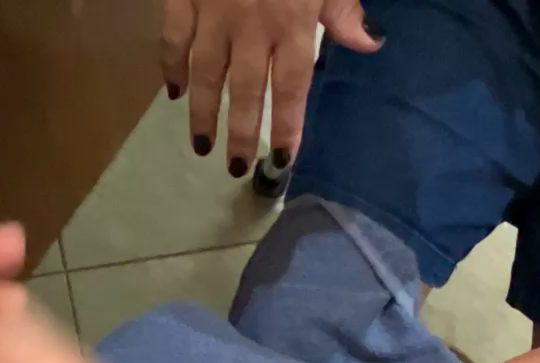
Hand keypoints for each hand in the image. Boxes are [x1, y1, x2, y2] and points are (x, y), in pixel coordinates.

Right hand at [161, 0, 381, 173]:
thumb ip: (345, 6)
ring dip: (203, 113)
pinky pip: (172, 36)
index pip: (292, 86)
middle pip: (246, 92)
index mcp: (294, 20)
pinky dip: (169, 66)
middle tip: (237, 170)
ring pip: (205, 74)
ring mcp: (214, 11)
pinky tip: (172, 93)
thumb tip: (370, 44)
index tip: (283, 158)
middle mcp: (253, 25)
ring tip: (201, 147)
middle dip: (241, 134)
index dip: (287, 126)